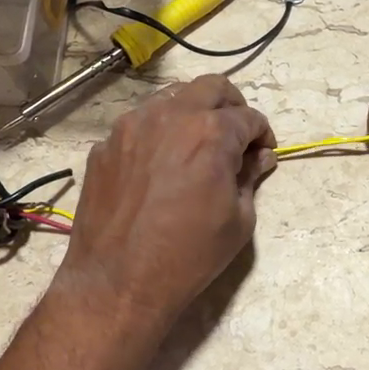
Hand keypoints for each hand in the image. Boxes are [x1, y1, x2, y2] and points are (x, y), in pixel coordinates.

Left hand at [57, 76, 275, 321]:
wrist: (118, 282)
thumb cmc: (189, 256)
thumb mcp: (238, 221)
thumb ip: (249, 178)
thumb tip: (259, 158)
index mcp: (210, 133)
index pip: (248, 117)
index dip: (263, 134)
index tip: (263, 153)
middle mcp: (169, 116)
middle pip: (210, 88)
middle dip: (231, 106)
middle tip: (236, 136)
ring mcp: (130, 127)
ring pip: (170, 98)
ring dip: (192, 114)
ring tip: (197, 148)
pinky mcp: (104, 146)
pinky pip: (139, 126)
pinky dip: (158, 136)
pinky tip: (160, 169)